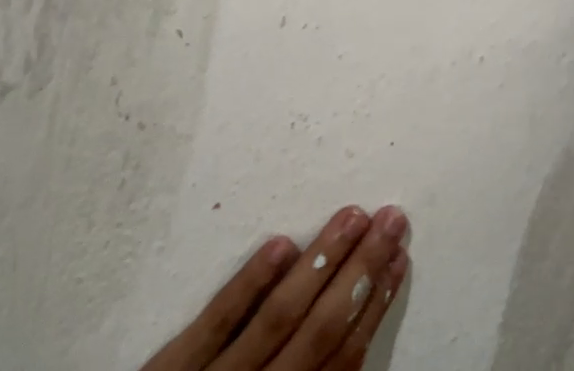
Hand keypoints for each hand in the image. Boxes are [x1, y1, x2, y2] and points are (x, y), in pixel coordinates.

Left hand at [139, 205, 409, 370]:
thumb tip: (353, 336)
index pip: (345, 357)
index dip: (376, 305)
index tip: (399, 259)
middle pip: (321, 329)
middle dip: (362, 272)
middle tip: (390, 220)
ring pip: (279, 317)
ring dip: (321, 263)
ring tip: (350, 217)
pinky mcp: (174, 367)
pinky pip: (217, 321)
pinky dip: (250, 284)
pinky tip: (280, 245)